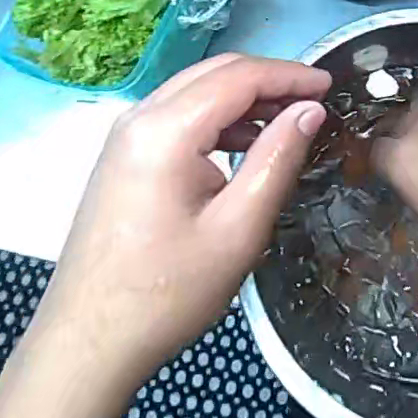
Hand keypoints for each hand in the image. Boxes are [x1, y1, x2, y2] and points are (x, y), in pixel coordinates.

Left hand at [0, 54, 329, 417]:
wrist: (86, 343)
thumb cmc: (167, 293)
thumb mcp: (237, 231)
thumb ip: (277, 160)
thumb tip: (310, 110)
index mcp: (165, 129)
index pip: (238, 78)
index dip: (289, 75)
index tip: (331, 85)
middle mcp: (140, 115)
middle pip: (215, 74)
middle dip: (268, 79)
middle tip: (314, 99)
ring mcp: (126, 133)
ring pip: (196, 90)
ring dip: (243, 95)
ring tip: (288, 118)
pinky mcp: (124, 153)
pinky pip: (179, 114)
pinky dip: (218, 116)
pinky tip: (244, 141)